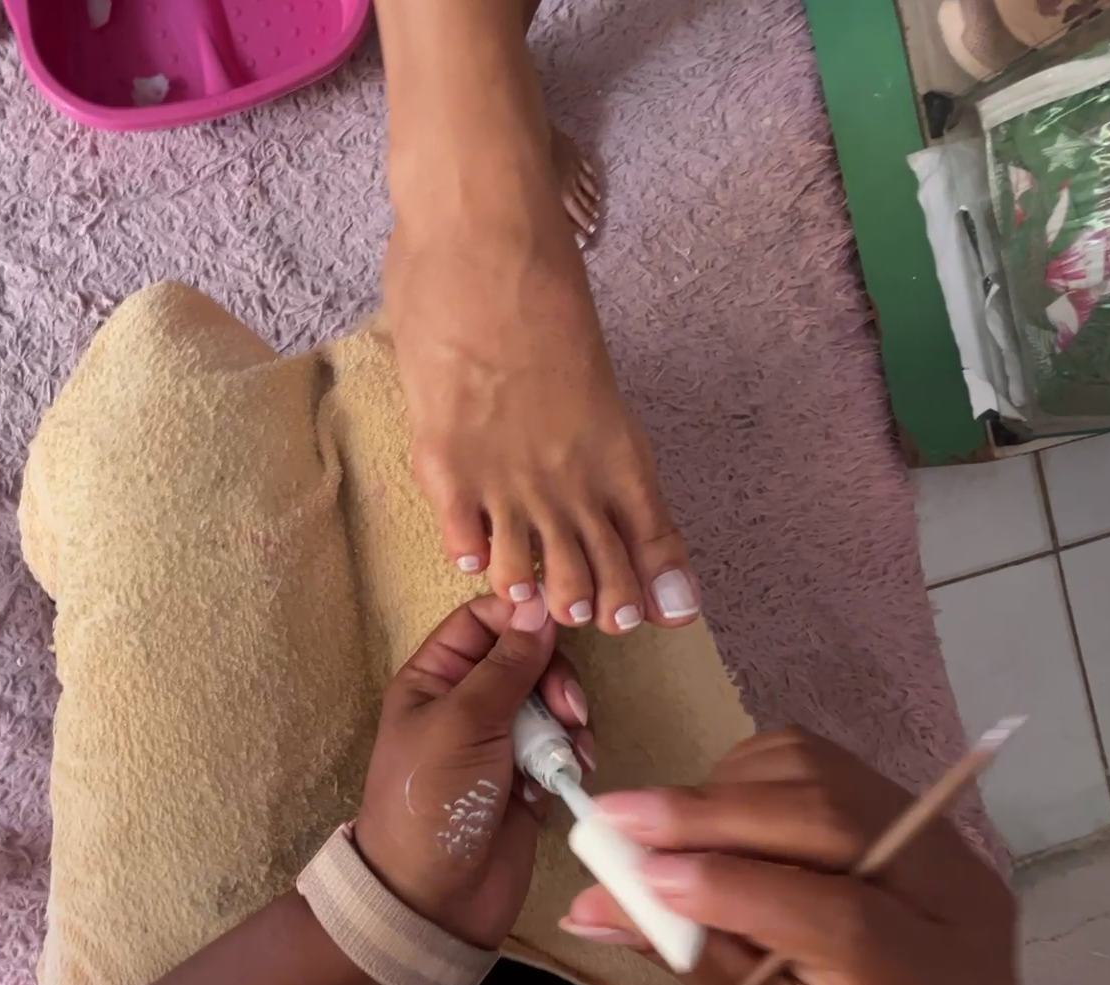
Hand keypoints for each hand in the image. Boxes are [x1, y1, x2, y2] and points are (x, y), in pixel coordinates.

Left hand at [354, 591, 594, 948]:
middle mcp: (468, 699)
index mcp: (435, 676)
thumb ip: (506, 665)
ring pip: (550, 700)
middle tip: (567, 710)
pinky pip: (562, 743)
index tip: (561, 626)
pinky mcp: (528, 773)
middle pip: (526, 657)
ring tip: (569, 749)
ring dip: (567, 719)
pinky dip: (571, 753)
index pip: (482, 620)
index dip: (521, 616)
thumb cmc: (433, 799)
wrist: (436, 899)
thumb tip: (537, 606)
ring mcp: (500, 737)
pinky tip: (571, 773)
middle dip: (553, 678)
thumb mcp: (463, 722)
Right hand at [382, 162, 702, 636]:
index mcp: (613, 441)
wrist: (483, 241)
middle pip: (591, 559)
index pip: (647, 530)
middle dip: (601, 597)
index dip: (656, 578)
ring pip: (529, 562)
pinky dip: (470, 553)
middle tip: (595, 618)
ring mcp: (505, 476)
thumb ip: (584, 412)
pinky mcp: (447, 466)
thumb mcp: (587, 356)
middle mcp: (566, 474)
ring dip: (538, 588)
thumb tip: (562, 435)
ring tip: (540, 606)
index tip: (663, 612)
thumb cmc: (540, 277)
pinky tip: (471, 560)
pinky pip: (463, 536)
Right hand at [562, 730, 1018, 984]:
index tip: (645, 877)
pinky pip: (790, 751)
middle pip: (823, 821)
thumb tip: (587, 909)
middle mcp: (948, 882)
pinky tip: (717, 810)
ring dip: (713, 793)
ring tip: (662, 826)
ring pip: (801, 772)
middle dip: (707, 815)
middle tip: (615, 816)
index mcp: (937, 978)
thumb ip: (690, 955)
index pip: (840, 920)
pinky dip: (733, 774)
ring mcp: (917, 817)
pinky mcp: (878, 777)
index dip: (735, 889)